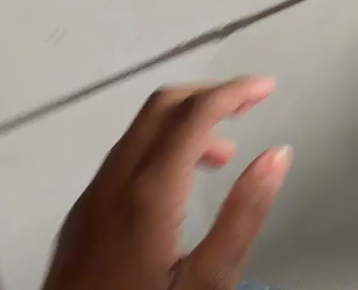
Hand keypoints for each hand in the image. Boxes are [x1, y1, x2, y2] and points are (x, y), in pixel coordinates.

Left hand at [42, 76, 290, 289]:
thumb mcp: (206, 284)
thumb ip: (243, 216)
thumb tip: (277, 154)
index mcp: (147, 192)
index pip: (195, 113)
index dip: (235, 90)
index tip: (267, 87)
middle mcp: (113, 181)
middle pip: (162, 106)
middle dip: (209, 95)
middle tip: (249, 105)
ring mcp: (91, 199)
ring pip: (140, 129)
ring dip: (185, 123)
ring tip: (225, 154)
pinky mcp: (80, 219)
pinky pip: (125, 156)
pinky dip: (161, 146)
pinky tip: (181, 184)